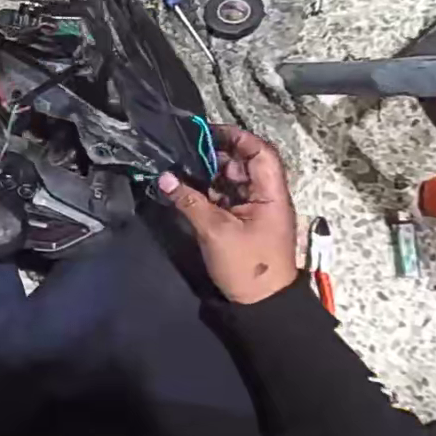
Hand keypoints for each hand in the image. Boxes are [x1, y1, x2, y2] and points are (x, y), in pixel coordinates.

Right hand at [157, 124, 298, 304]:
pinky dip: (206, 190)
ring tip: (181, 167)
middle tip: (186, 151)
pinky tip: (185, 188)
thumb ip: (188, 202)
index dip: (238, 138)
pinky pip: (224, 197)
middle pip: (245, 164)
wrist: (261, 303)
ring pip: (232, 180)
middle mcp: (265, 197)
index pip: (261, 154)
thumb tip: (164, 178)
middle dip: (217, 154)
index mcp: (271, 195)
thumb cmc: (247, 265)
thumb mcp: (214, 231)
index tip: (208, 132)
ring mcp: (253, 210)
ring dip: (208, 173)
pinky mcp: (241, 222)